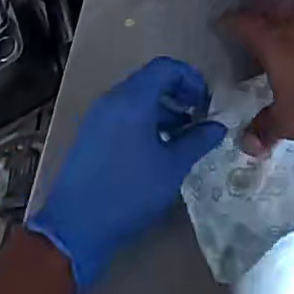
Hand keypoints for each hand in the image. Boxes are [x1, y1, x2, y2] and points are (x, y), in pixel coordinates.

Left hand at [26, 56, 226, 289]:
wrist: (75, 226)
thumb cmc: (128, 192)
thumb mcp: (171, 168)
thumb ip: (197, 142)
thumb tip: (218, 126)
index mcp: (133, 98)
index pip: (165, 67)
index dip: (190, 78)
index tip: (205, 101)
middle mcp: (114, 97)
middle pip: (151, 79)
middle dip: (178, 92)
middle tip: (198, 115)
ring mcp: (99, 114)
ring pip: (137, 96)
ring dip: (163, 107)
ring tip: (182, 134)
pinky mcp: (92, 131)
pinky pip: (123, 111)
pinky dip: (144, 118)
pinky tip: (158, 146)